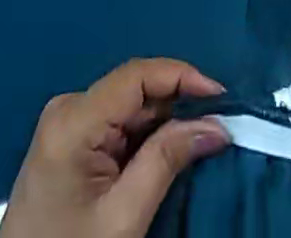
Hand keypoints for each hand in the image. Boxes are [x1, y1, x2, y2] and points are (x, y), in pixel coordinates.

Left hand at [0, 58, 232, 237]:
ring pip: (130, 104)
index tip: (223, 97)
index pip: (136, 75)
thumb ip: (167, 161)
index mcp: (74, 118)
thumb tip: (216, 124)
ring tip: (205, 135)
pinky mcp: (72, 137)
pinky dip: (148, 133)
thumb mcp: (124, 215)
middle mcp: (69, 106)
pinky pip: (118, 121)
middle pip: (135, 88)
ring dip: (167, 119)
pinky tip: (173, 147)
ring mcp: (68, 120)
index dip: (182, 76)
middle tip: (221, 123)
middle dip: (180, 102)